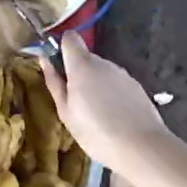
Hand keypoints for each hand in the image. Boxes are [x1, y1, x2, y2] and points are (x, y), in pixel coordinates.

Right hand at [38, 32, 171, 165]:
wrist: (141, 147)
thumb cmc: (95, 132)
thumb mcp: (66, 112)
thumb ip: (54, 83)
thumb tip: (44, 60)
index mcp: (82, 65)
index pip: (70, 38)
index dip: (62, 48)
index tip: (58, 67)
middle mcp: (103, 63)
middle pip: (85, 57)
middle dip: (77, 72)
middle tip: (75, 100)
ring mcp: (122, 73)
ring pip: (101, 71)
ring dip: (94, 83)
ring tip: (96, 112)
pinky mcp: (136, 85)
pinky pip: (115, 82)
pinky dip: (110, 92)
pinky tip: (113, 115)